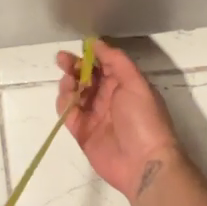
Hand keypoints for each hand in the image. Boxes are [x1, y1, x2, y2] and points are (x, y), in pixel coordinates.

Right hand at [57, 42, 182, 200]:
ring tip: (70, 81)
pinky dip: (64, 102)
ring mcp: (94, 115)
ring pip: (75, 92)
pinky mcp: (82, 132)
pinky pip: (68, 112)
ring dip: (69, 82)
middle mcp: (108, 98)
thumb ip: (116, 60)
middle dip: (74, 66)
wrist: (144, 164)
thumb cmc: (143, 119)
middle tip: (62, 59)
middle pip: (86, 77)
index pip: (103, 65)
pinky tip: (67, 96)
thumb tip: (96, 42)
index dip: (90, 55)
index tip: (79, 47)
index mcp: (124, 86)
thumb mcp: (136, 83)